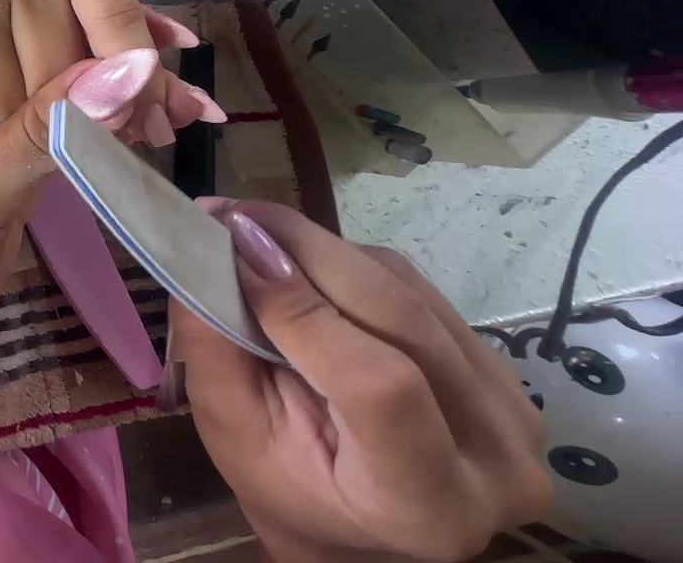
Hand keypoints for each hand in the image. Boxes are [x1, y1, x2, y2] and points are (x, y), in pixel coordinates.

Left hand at [0, 29, 220, 387]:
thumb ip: (42, 132)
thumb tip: (130, 66)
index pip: (22, 37)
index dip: (98, 39)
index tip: (172, 53)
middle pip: (50, 68)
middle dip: (124, 72)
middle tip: (195, 97)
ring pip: (63, 108)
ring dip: (125, 107)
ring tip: (194, 114)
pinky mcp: (3, 180)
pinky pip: (62, 149)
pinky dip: (106, 143)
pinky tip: (149, 136)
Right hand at [176, 201, 552, 561]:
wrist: (352, 518)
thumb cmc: (276, 480)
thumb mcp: (226, 425)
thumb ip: (214, 344)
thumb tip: (213, 249)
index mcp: (419, 501)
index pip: (378, 384)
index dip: (301, 306)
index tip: (228, 248)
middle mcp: (496, 463)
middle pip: (402, 319)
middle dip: (305, 249)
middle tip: (229, 212)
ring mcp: (516, 416)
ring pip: (409, 291)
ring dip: (321, 247)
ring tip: (254, 232)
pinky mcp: (506, 375)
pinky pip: (421, 289)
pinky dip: (349, 260)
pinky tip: (301, 260)